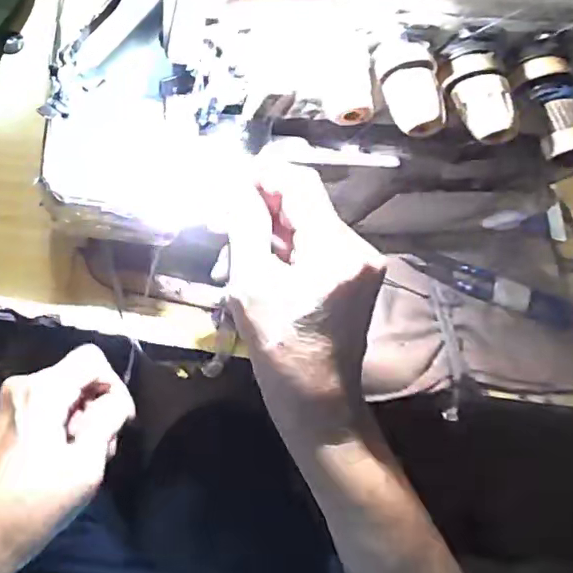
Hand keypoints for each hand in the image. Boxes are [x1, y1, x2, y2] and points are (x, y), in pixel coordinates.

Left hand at [0, 344, 134, 572]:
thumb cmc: (34, 503)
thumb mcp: (85, 466)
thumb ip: (107, 421)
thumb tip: (116, 399)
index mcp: (42, 388)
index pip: (92, 357)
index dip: (114, 386)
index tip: (119, 424)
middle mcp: (23, 384)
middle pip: (76, 376)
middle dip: (96, 409)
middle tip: (98, 454)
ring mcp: (10, 400)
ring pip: (63, 394)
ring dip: (80, 423)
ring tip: (78, 466)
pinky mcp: (4, 419)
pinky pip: (45, 408)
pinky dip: (60, 428)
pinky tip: (59, 465)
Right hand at [224, 144, 386, 447]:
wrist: (316, 398)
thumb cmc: (278, 345)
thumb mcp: (250, 282)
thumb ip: (246, 226)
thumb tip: (238, 186)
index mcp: (335, 248)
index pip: (299, 184)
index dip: (261, 174)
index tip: (225, 180)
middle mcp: (355, 248)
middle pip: (302, 203)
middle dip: (257, 206)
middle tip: (217, 218)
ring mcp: (356, 263)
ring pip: (302, 224)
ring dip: (263, 229)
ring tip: (227, 252)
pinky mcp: (349, 276)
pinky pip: (309, 245)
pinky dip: (278, 247)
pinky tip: (250, 264)